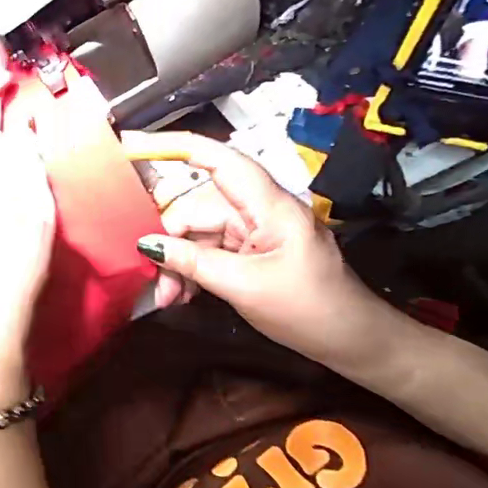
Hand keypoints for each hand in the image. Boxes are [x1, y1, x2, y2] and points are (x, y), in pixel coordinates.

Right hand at [122, 131, 399, 370]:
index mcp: (269, 206)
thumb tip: (147, 245)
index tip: (132, 144)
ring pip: (198, 234)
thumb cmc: (310, 310)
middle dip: (169, 242)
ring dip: (178, 264)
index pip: (218, 159)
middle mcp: (259, 210)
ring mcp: (255, 230)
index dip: (174, 146)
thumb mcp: (244, 287)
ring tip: (168, 297)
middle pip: (197, 207)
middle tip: (153, 279)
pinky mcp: (251, 250)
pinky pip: (209, 251)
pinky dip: (192, 271)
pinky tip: (182, 295)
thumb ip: (192, 262)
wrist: (354, 343)